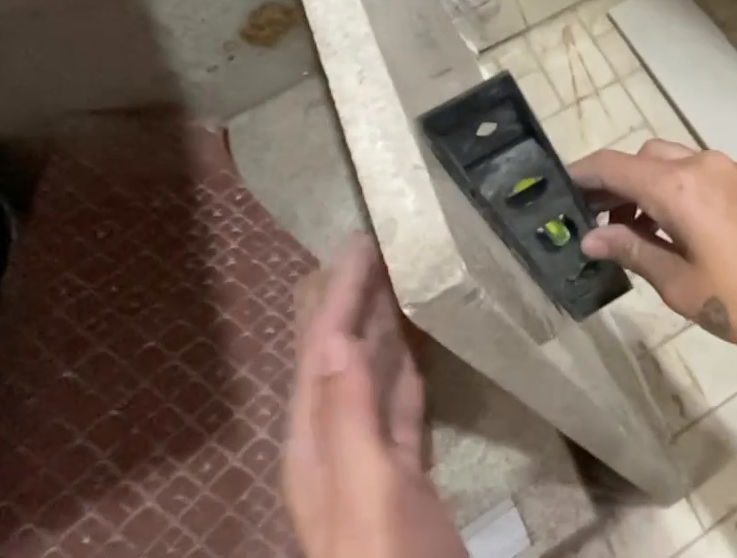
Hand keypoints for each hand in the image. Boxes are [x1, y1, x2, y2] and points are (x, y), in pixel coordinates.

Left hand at [285, 235, 464, 557]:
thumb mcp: (369, 494)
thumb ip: (350, 421)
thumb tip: (338, 339)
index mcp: (316, 445)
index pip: (324, 350)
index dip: (338, 294)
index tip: (361, 241)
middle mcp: (334, 445)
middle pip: (342, 355)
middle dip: (355, 300)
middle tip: (384, 246)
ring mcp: (369, 462)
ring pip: (372, 376)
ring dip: (382, 327)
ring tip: (403, 280)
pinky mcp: (402, 475)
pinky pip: (401, 406)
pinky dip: (407, 370)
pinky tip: (420, 351)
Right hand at [570, 140, 736, 365]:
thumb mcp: (677, 283)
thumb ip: (631, 250)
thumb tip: (590, 238)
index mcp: (680, 187)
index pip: (615, 165)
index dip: (582, 174)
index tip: (556, 190)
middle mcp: (703, 165)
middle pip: (643, 157)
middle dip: (614, 182)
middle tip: (592, 220)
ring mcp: (728, 170)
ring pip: (670, 161)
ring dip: (644, 185)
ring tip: (627, 231)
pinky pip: (695, 172)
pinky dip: (671, 189)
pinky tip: (666, 229)